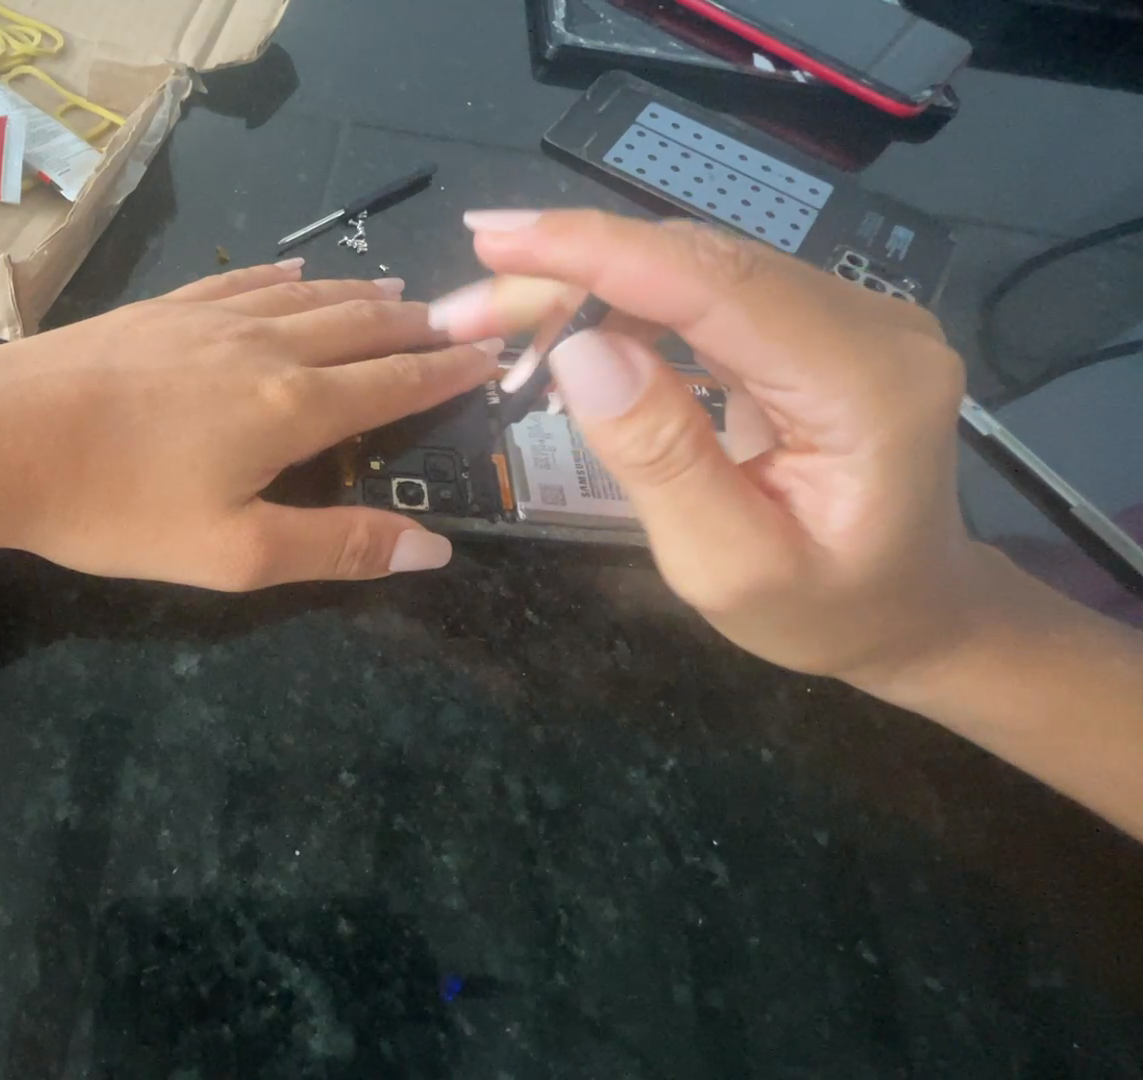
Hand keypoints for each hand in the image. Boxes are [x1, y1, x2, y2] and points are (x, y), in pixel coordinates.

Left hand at [0, 263, 506, 589]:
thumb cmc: (115, 506)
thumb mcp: (233, 553)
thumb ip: (335, 547)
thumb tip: (433, 550)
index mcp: (291, 407)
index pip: (393, 386)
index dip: (448, 375)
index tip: (492, 358)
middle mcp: (262, 348)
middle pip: (357, 330)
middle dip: (414, 331)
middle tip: (456, 324)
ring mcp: (205, 320)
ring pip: (304, 299)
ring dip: (358, 299)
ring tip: (395, 298)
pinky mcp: (157, 311)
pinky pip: (238, 283)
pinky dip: (281, 278)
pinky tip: (292, 272)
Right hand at [431, 209, 984, 685]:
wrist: (905, 612)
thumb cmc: (820, 609)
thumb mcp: (724, 563)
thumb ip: (659, 458)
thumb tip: (580, 351)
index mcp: (858, 383)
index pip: (711, 285)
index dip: (596, 254)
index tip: (495, 241)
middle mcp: (859, 324)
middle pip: (687, 267)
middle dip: (562, 274)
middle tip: (460, 309)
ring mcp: (833, 320)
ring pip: (681, 274)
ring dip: (576, 290)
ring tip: (490, 323)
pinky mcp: (800, 331)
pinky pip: (690, 299)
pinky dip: (609, 310)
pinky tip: (556, 337)